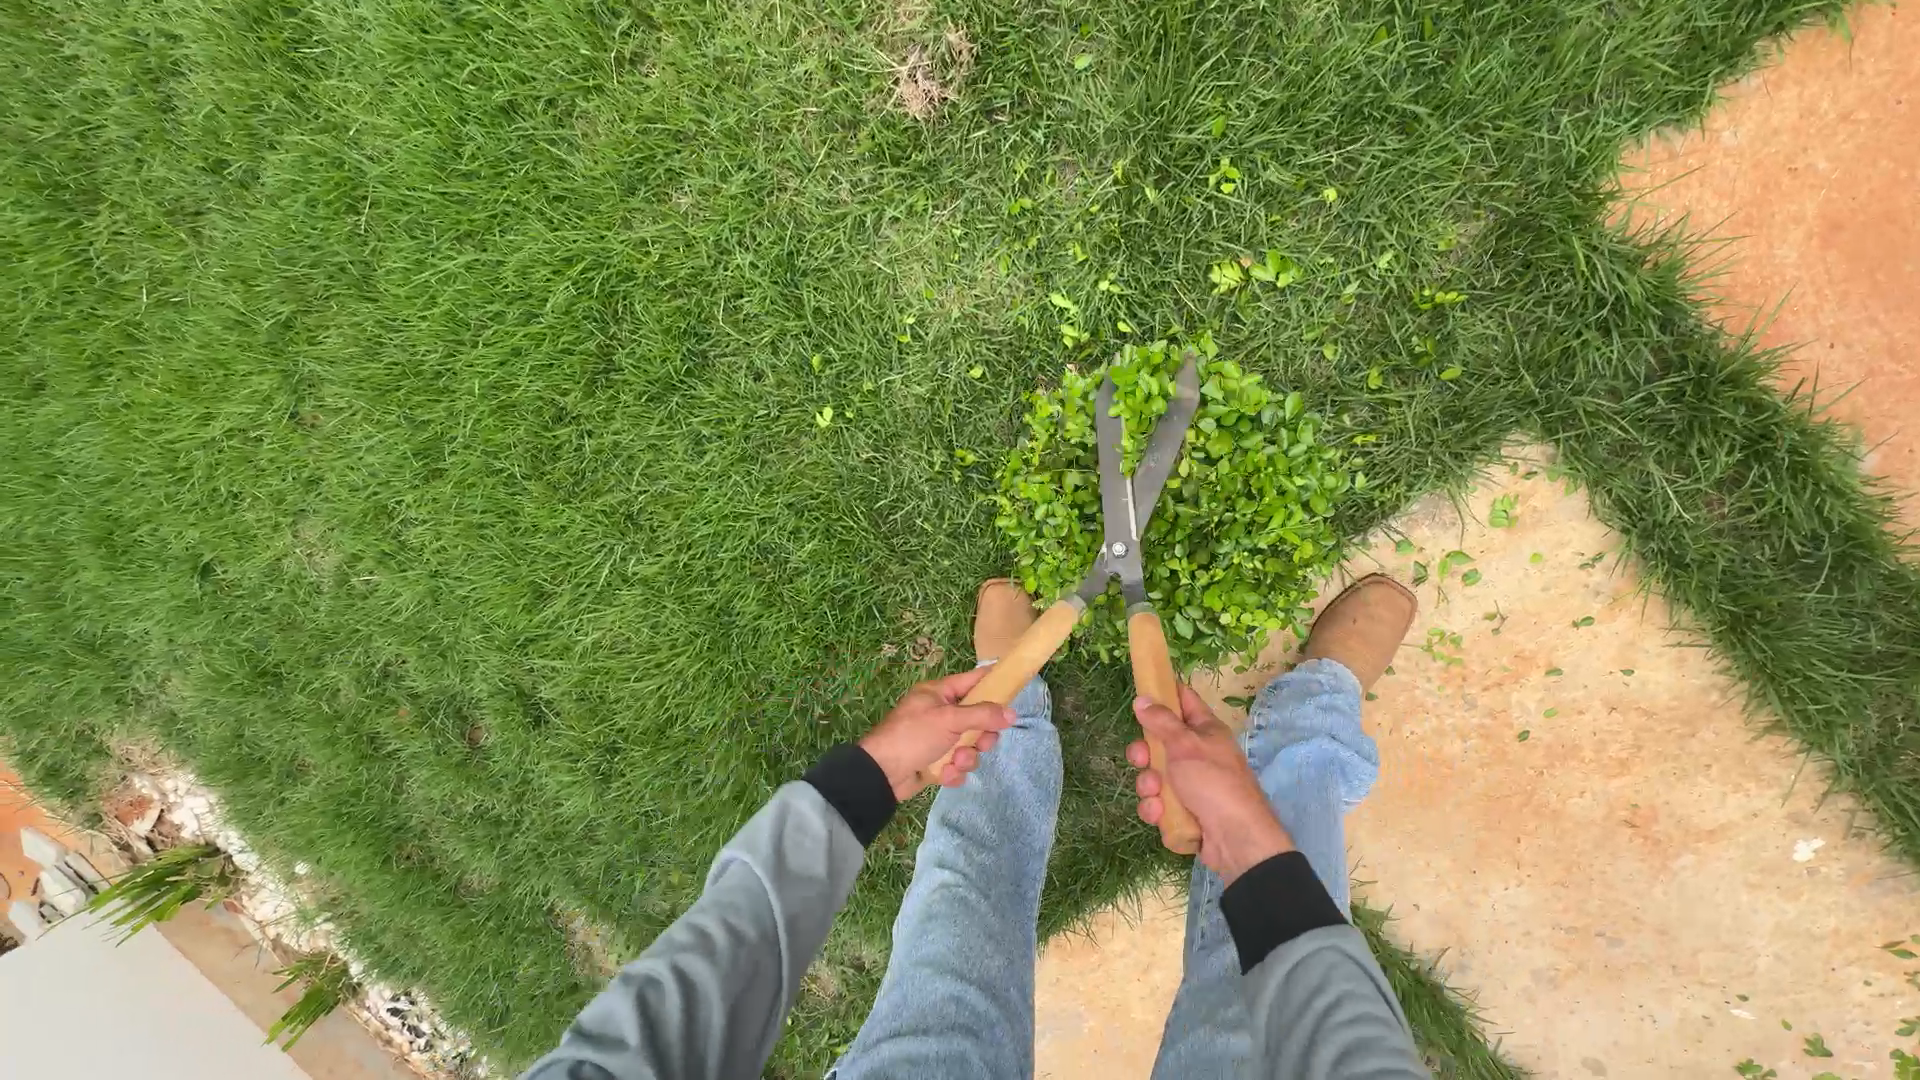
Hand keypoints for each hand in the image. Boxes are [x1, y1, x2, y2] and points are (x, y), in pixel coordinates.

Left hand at [860, 667, 1015, 800]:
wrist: (882, 773)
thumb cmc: (913, 735)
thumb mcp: (949, 719)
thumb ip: (982, 715)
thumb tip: (1012, 713)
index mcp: (939, 693)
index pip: (973, 680)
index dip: (993, 683)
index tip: (1015, 688)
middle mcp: (940, 713)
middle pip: (977, 719)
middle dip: (981, 735)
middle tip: (981, 742)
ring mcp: (938, 739)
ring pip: (970, 745)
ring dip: (966, 757)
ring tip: (955, 762)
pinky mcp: (936, 762)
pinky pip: (958, 764)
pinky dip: (954, 771)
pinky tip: (944, 775)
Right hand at [1128, 685, 1294, 883]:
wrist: (1235, 839)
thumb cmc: (1213, 781)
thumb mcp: (1185, 744)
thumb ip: (1161, 721)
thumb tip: (1142, 698)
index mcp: (1205, 731)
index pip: (1183, 700)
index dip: (1163, 694)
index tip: (1140, 694)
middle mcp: (1198, 754)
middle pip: (1160, 742)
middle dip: (1144, 753)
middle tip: (1140, 758)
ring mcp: (1191, 784)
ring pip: (1155, 775)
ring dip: (1148, 785)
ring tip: (1156, 794)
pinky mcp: (1184, 811)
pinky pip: (1159, 803)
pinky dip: (1156, 809)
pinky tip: (1160, 814)